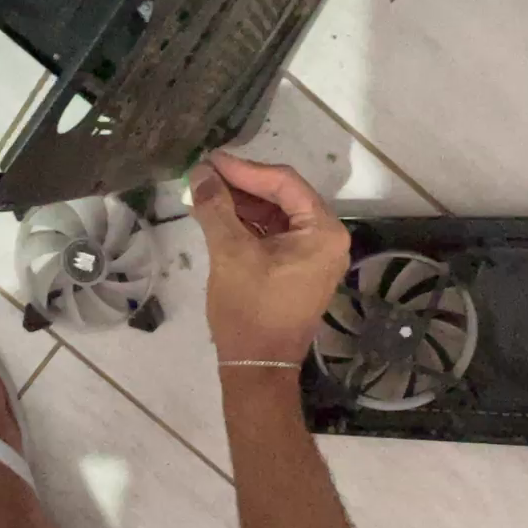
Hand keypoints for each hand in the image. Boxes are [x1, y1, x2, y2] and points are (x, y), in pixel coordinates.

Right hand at [190, 152, 350, 363]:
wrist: (257, 366)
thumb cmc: (249, 310)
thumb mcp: (230, 253)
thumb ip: (216, 208)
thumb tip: (200, 173)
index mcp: (323, 232)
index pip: (284, 183)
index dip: (244, 169)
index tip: (210, 160)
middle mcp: (327, 240)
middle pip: (282, 197)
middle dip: (241, 187)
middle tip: (204, 176)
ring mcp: (314, 257)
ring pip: (275, 217)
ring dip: (241, 206)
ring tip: (204, 195)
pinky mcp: (297, 271)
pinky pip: (273, 238)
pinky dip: (247, 227)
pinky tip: (218, 219)